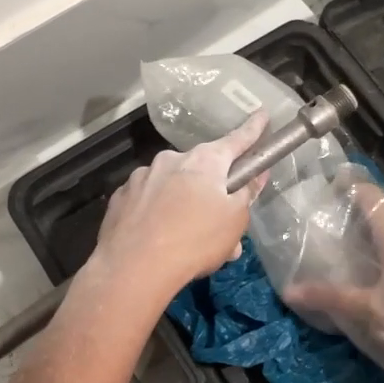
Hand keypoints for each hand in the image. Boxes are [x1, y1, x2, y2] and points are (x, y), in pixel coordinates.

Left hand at [87, 112, 268, 296]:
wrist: (133, 267)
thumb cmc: (195, 241)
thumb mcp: (235, 221)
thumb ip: (247, 193)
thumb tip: (256, 174)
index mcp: (205, 161)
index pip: (237, 140)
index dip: (253, 130)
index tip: (262, 115)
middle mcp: (172, 160)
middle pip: (201, 168)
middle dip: (211, 189)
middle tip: (218, 221)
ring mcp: (142, 176)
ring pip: (172, 186)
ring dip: (183, 203)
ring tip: (186, 239)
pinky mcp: (121, 197)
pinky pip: (148, 199)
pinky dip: (157, 212)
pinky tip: (157, 237)